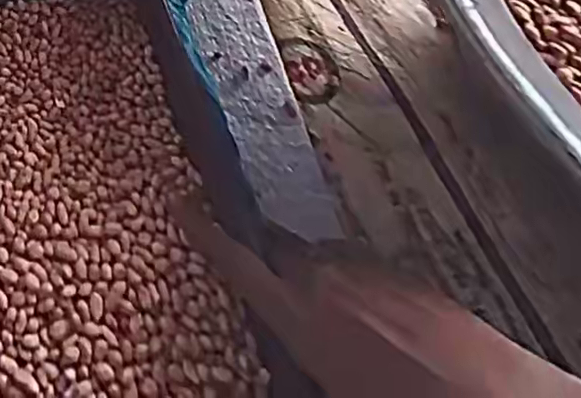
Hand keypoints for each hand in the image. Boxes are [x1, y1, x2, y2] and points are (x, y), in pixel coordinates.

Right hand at [176, 201, 580, 397]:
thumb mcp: (336, 391)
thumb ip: (303, 363)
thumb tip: (288, 354)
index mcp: (300, 315)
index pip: (236, 260)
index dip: (204, 229)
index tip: (181, 200)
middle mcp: (323, 279)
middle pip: (276, 247)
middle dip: (263, 252)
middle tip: (260, 267)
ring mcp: (363, 268)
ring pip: (318, 256)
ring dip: (311, 272)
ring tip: (329, 309)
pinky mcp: (399, 270)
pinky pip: (356, 264)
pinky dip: (349, 280)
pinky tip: (374, 315)